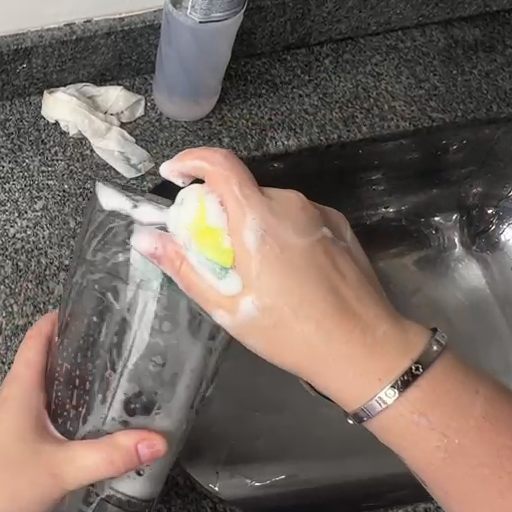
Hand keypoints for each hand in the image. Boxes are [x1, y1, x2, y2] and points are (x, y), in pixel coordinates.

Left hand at [0, 312, 168, 511]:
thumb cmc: (2, 487)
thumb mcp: (64, 468)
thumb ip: (111, 454)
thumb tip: (157, 441)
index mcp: (19, 389)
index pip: (35, 338)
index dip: (57, 319)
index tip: (85, 307)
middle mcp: (10, 399)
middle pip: (39, 360)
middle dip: (71, 349)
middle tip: (110, 345)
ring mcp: (6, 423)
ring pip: (38, 389)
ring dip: (65, 380)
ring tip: (104, 380)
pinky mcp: (7, 446)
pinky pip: (36, 414)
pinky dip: (59, 408)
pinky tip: (80, 425)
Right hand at [132, 147, 430, 413]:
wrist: (366, 349)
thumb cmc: (290, 332)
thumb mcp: (227, 308)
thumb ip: (184, 267)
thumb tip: (145, 239)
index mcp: (258, 220)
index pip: (220, 165)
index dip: (191, 161)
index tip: (173, 175)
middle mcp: (289, 204)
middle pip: (242, 189)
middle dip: (219, 209)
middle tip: (211, 248)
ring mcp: (318, 212)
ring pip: (268, 203)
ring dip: (250, 222)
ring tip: (251, 267)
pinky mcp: (338, 224)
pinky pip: (294, 215)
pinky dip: (278, 230)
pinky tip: (285, 270)